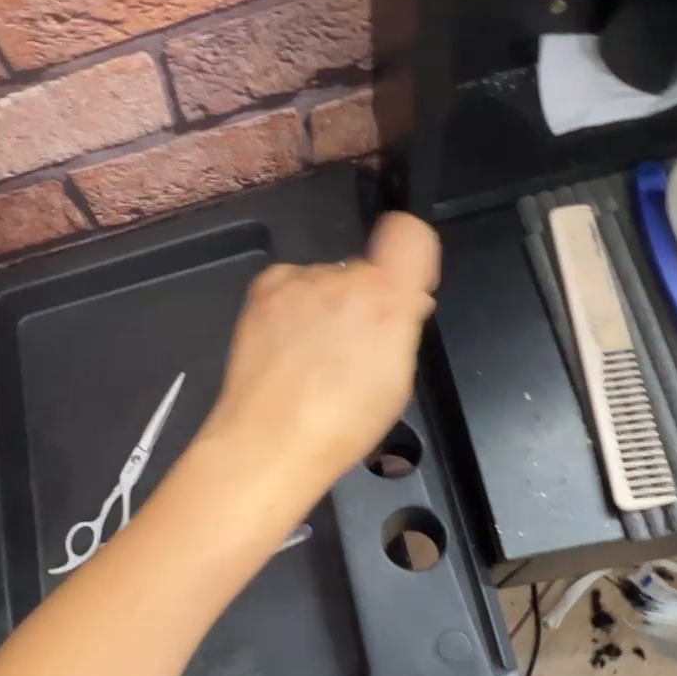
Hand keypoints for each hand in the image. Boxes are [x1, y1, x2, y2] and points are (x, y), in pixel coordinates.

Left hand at [199, 212, 439, 491]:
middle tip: (351, 348)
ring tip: (313, 358)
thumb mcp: (396, 382)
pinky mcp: (264, 291)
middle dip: (363, 301)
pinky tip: (290, 346)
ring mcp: (300, 283)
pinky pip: (289, 285)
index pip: (410, 236)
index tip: (406, 284)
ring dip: (324, 307)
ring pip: (324, 282)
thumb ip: (403, 328)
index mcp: (388, 300)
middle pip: (364, 271)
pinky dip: (292, 307)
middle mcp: (344, 280)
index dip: (411, 256)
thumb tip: (405, 304)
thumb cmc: (337, 424)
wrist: (271, 439)